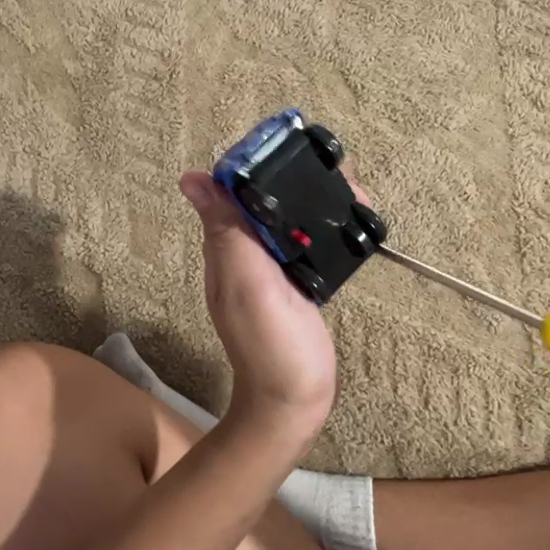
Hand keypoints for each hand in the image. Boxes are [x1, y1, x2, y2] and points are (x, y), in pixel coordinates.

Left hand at [178, 172, 338, 457]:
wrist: (296, 401)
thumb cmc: (270, 344)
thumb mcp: (246, 283)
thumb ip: (226, 230)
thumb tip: (191, 177)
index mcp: (226, 244)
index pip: (235, 185)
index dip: (259, 161)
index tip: (294, 148)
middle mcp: (246, 248)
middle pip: (269, 195)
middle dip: (301, 178)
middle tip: (341, 181)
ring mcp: (273, 264)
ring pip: (293, 215)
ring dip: (321, 200)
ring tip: (357, 199)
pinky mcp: (300, 278)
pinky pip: (311, 239)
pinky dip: (330, 226)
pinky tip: (354, 224)